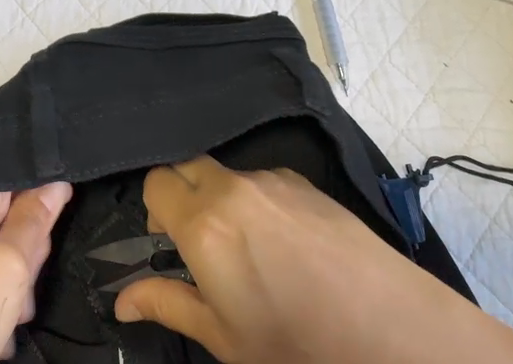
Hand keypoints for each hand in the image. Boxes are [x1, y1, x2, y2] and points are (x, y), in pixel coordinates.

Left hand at [0, 181, 72, 363]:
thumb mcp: (8, 271)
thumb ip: (33, 224)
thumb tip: (55, 183)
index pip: (17, 178)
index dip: (42, 204)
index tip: (49, 239)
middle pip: (2, 220)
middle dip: (22, 257)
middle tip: (21, 297)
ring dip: (3, 289)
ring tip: (1, 331)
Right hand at [114, 156, 512, 363]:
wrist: (390, 327)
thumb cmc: (296, 344)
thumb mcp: (224, 337)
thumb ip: (169, 305)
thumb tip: (122, 299)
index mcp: (203, 225)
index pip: (156, 184)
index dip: (155, 209)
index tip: (168, 243)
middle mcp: (233, 189)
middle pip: (188, 166)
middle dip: (182, 195)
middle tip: (198, 245)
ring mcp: (274, 181)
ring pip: (227, 173)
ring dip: (220, 198)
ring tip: (248, 251)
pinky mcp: (307, 183)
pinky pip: (264, 180)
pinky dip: (256, 200)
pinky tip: (285, 245)